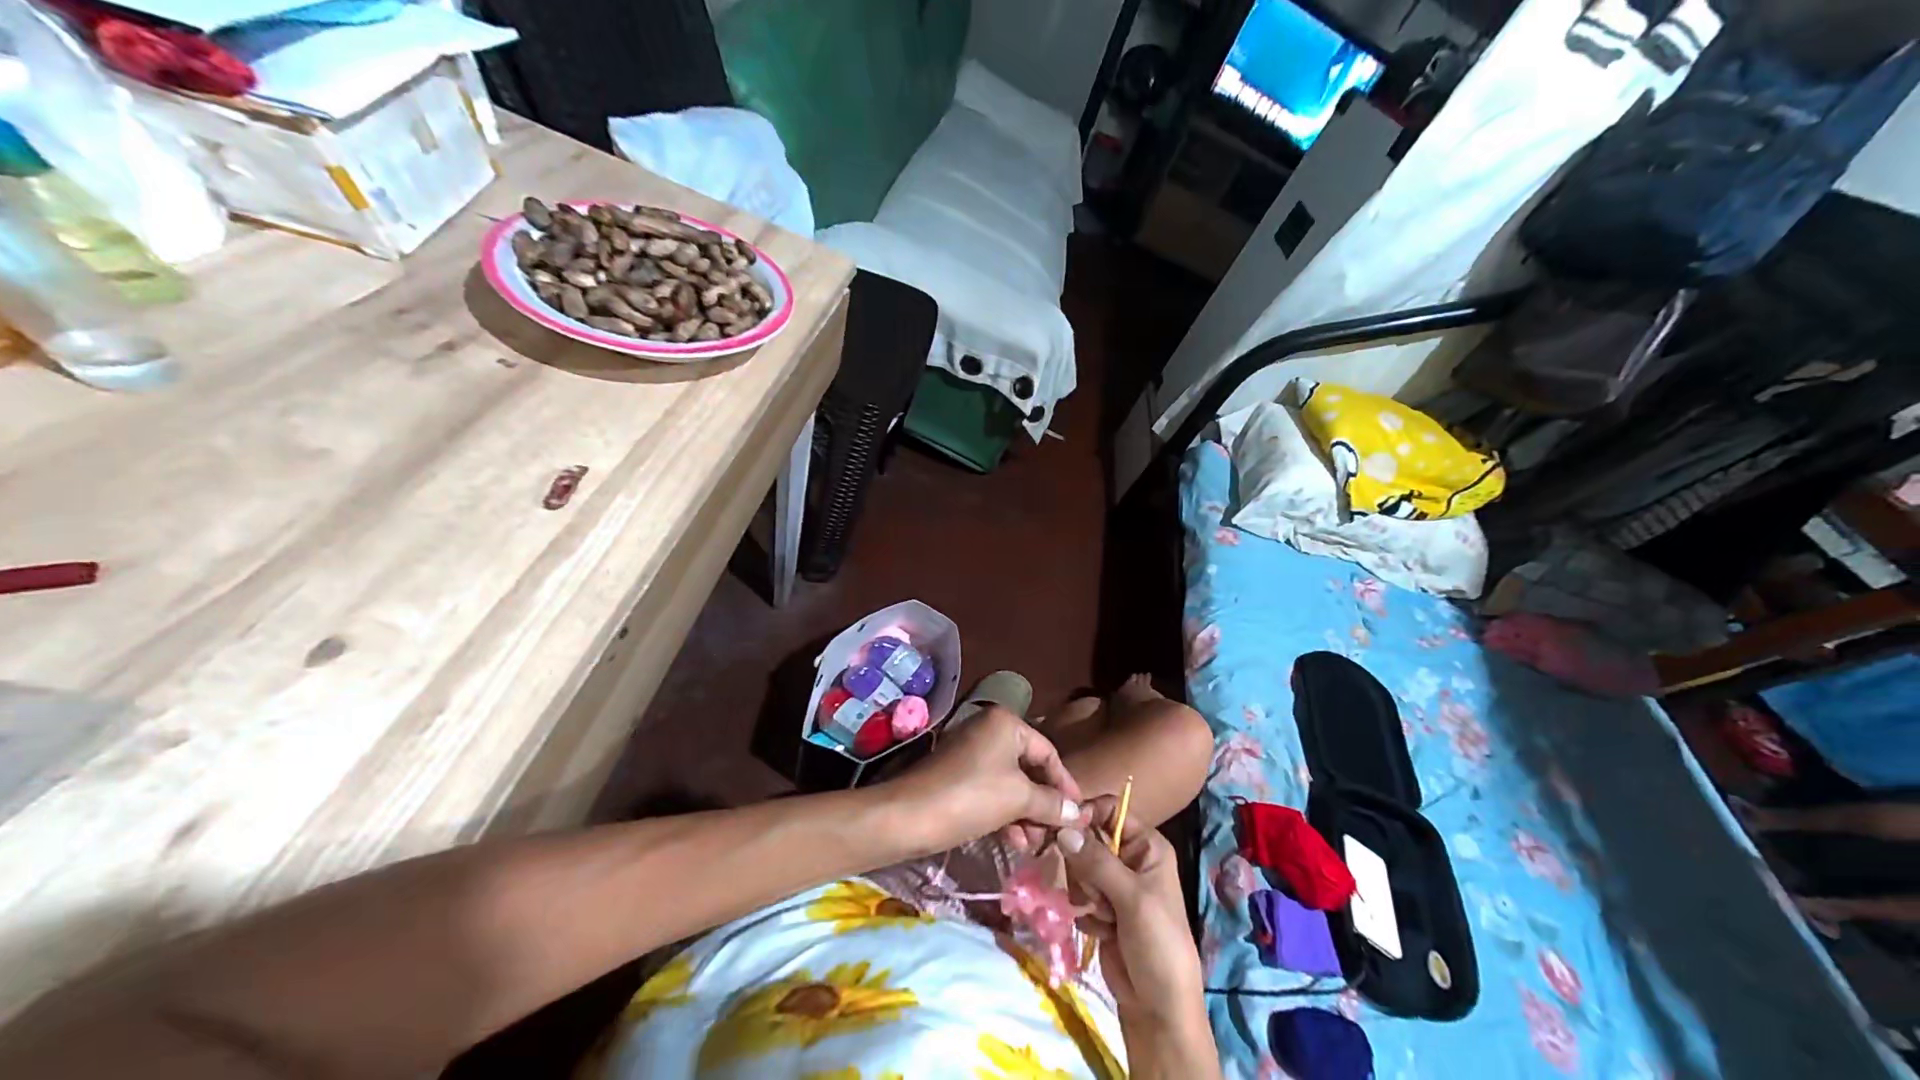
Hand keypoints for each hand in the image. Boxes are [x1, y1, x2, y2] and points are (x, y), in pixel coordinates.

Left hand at [887, 706, 1086, 855]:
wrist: (908, 816)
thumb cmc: (970, 797)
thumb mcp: (1019, 799)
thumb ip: (1052, 803)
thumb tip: (1078, 813)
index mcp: (1006, 723)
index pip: (1049, 753)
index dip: (1066, 785)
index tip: (1079, 815)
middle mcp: (989, 730)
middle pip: (1030, 768)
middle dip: (1044, 803)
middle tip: (1054, 835)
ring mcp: (971, 752)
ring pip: (1011, 783)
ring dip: (1026, 813)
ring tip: (1031, 844)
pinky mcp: (957, 776)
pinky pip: (992, 791)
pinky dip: (1005, 813)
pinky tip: (1012, 840)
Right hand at [1057, 798, 1204, 1029]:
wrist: (1159, 1006)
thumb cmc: (1157, 942)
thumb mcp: (1132, 898)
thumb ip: (1097, 861)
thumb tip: (1063, 830)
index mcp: (1148, 846)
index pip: (1111, 810)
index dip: (1087, 815)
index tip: (1064, 830)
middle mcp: (1131, 859)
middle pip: (1089, 839)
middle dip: (1085, 866)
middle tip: (1095, 892)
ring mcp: (1115, 886)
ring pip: (1080, 868)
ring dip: (1085, 892)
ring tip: (1103, 916)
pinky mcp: (1102, 909)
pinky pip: (1078, 894)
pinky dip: (1084, 911)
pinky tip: (1100, 930)